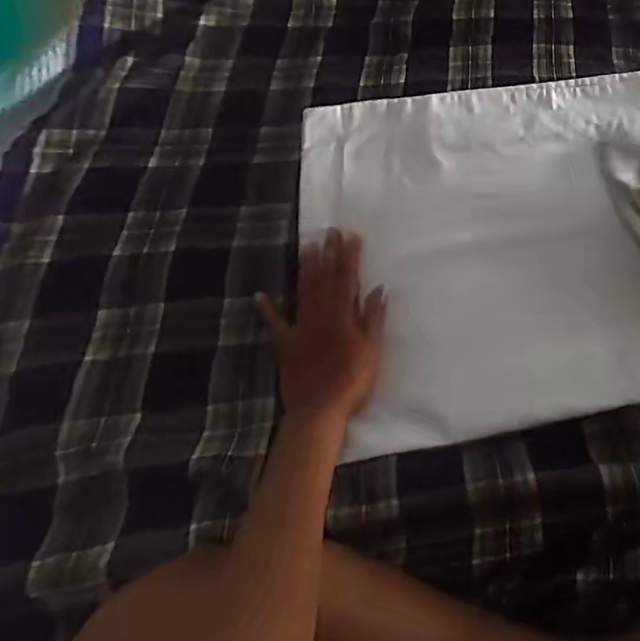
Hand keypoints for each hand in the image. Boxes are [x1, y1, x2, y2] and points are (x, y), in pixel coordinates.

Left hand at [256, 228, 386, 422]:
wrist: (319, 410)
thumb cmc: (353, 380)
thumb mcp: (372, 348)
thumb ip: (373, 317)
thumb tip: (378, 288)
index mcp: (344, 315)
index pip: (348, 279)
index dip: (350, 256)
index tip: (352, 236)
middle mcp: (321, 315)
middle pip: (326, 279)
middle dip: (329, 253)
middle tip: (330, 231)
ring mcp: (301, 328)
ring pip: (303, 292)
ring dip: (306, 269)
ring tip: (307, 247)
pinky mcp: (286, 345)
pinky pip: (275, 323)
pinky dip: (268, 309)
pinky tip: (261, 294)